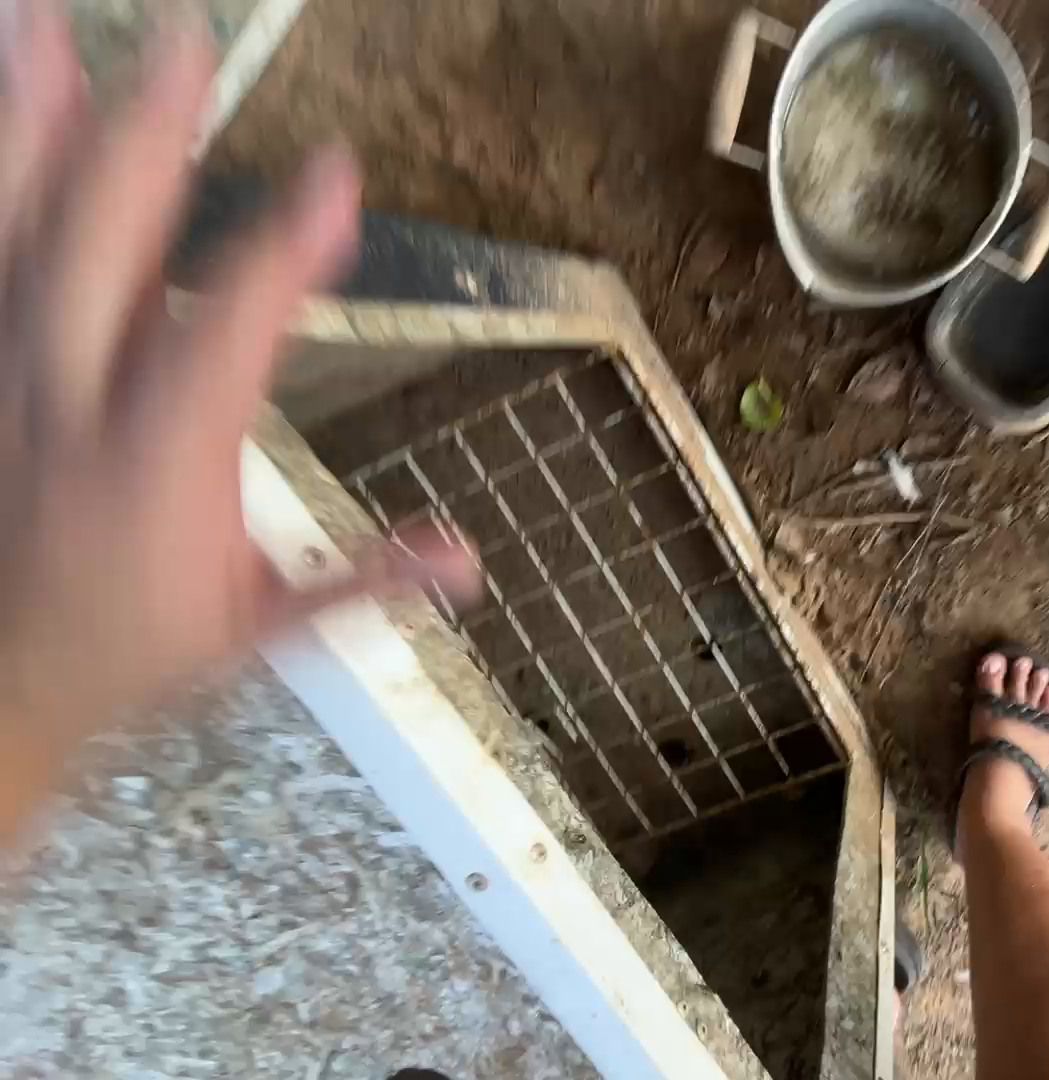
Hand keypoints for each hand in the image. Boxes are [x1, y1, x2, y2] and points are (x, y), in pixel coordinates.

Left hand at [0, 4, 474, 730]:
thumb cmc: (137, 652)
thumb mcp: (271, 629)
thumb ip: (368, 581)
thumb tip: (467, 556)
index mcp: (159, 458)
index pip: (229, 329)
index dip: (286, 247)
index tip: (335, 174)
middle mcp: (61, 401)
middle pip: (99, 249)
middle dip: (144, 140)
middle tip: (178, 43)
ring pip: (0, 233)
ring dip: (16, 123)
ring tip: (32, 21)